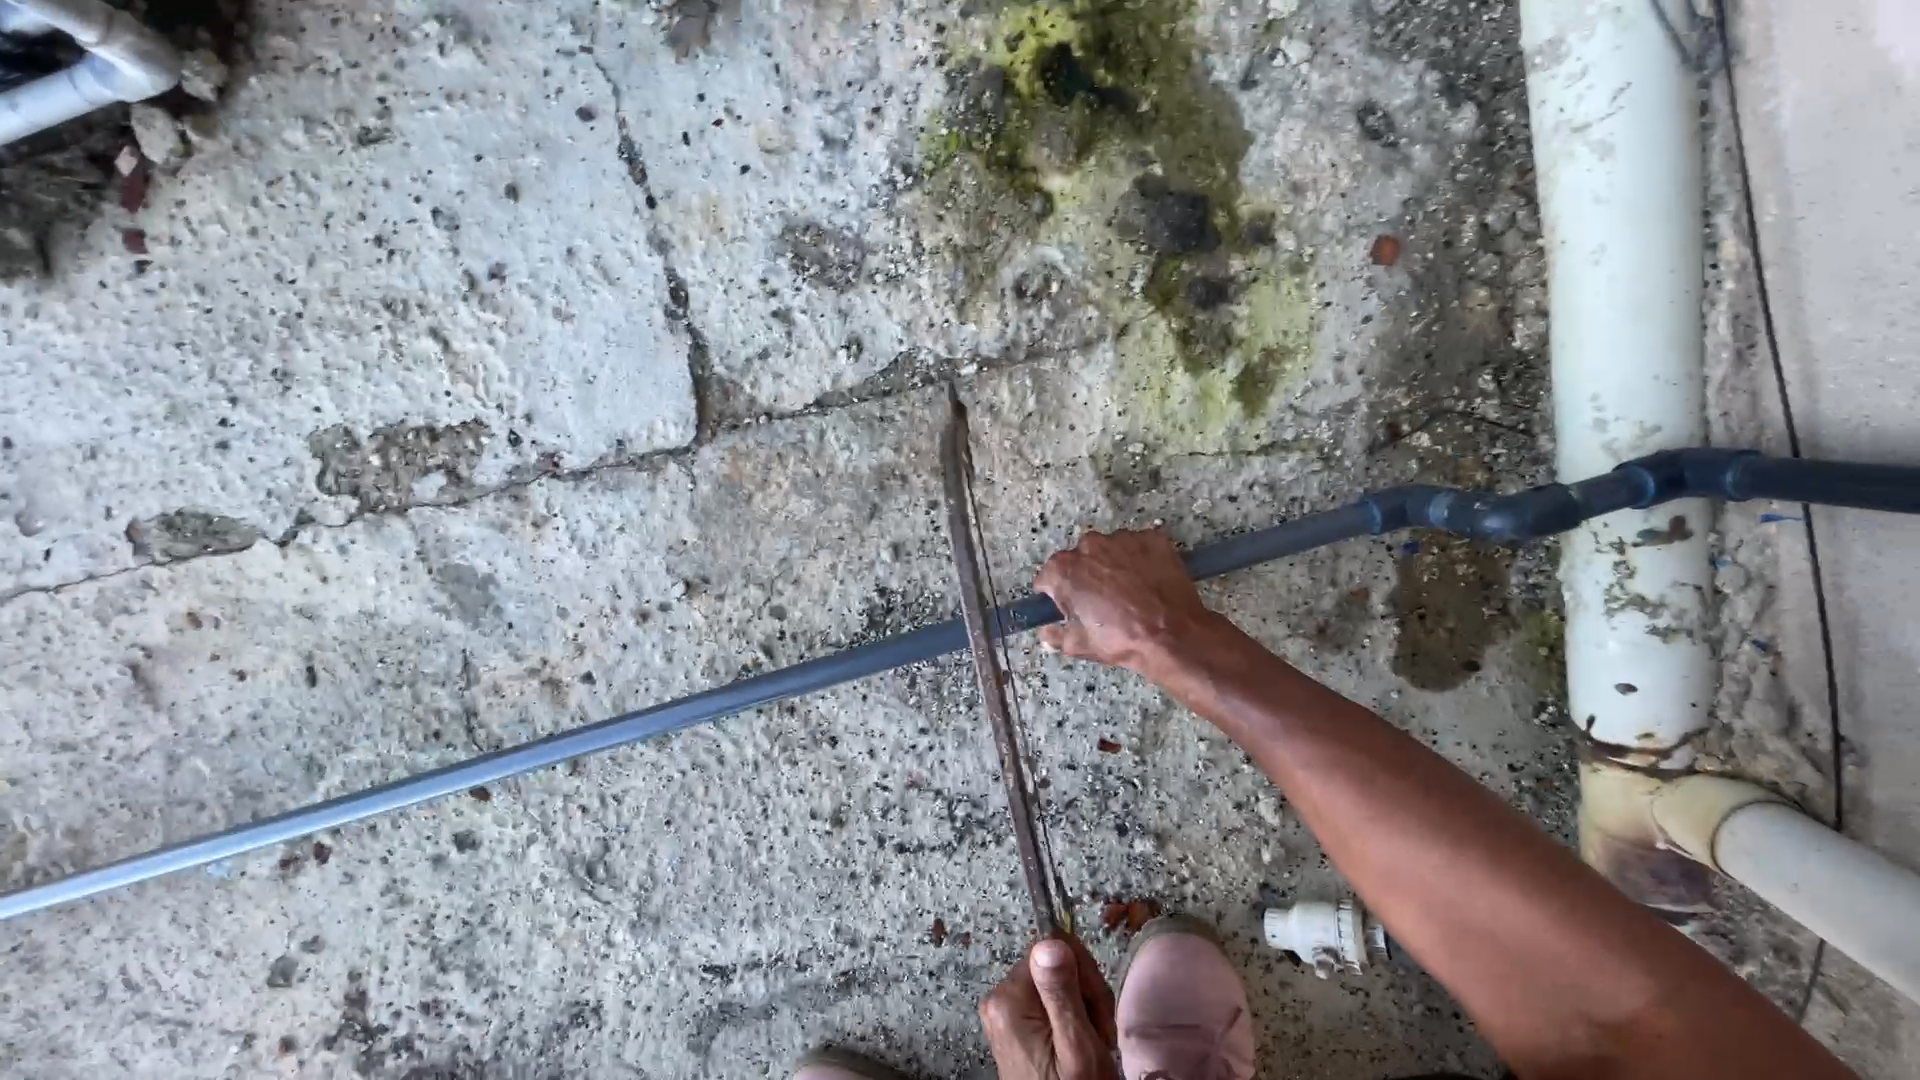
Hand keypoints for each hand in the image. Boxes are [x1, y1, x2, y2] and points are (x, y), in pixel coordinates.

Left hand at [979, 937, 1118, 1079]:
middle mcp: (999, 997)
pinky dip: (1069, 1018)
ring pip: (1055, 982)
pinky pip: (1046, 1001)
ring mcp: (1003, 1011)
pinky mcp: (1011, 1022)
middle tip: (1098, 1032)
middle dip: (1085, 993)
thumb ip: (1061, 992)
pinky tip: (1077, 1044)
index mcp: (1009, 998)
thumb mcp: (1075, 1047)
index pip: (1053, 948)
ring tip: (1091, 1043)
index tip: (1097, 1010)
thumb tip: (1051, 940)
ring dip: (1081, 1007)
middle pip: (1054, 964)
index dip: (1083, 974)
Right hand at [1033, 528, 1216, 673]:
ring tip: (1128, 593)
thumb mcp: (1080, 645)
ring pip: (1109, 550)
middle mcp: (1090, 546)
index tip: (1068, 605)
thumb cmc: (1125, 639)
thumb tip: (1047, 633)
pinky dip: (1140, 560)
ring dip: (1113, 566)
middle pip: (1078, 559)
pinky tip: (1146, 583)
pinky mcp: (1151, 539)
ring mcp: (1123, 539)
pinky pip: (1138, 546)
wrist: (1174, 636)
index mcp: (1065, 570)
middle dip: (1086, 577)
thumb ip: (1056, 636)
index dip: (1057, 594)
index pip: (1048, 576)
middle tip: (1101, 602)